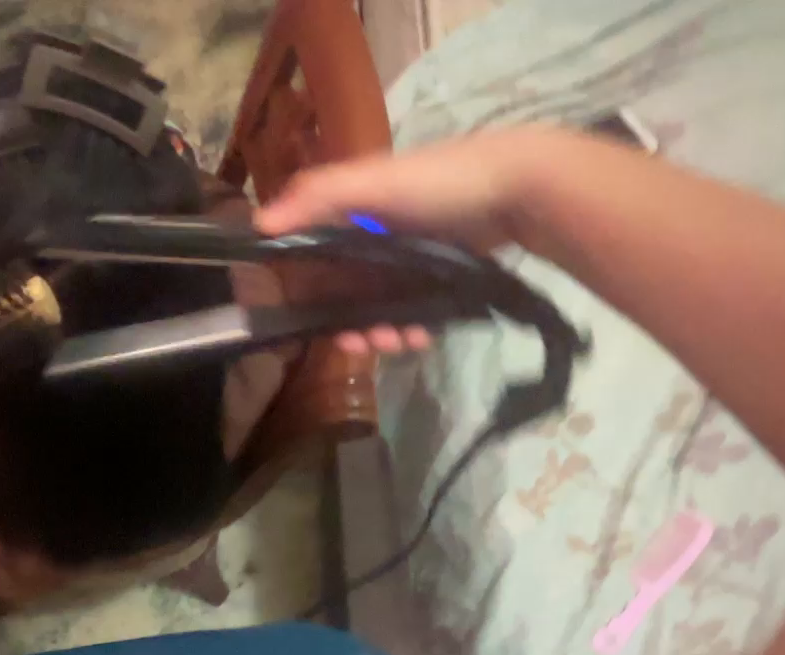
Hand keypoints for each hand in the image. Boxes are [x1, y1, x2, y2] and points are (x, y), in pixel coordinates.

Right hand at [256, 128, 565, 354]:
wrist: (527, 187)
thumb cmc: (444, 180)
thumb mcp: (375, 182)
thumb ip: (319, 198)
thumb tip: (257, 225)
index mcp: (352, 212)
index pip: (312, 261)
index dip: (307, 294)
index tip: (310, 321)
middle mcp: (374, 236)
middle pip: (345, 294)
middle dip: (348, 324)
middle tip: (360, 345)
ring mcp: (407, 259)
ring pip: (379, 308)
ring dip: (380, 334)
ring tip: (396, 345)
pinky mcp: (438, 275)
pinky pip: (413, 312)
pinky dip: (411, 330)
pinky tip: (419, 339)